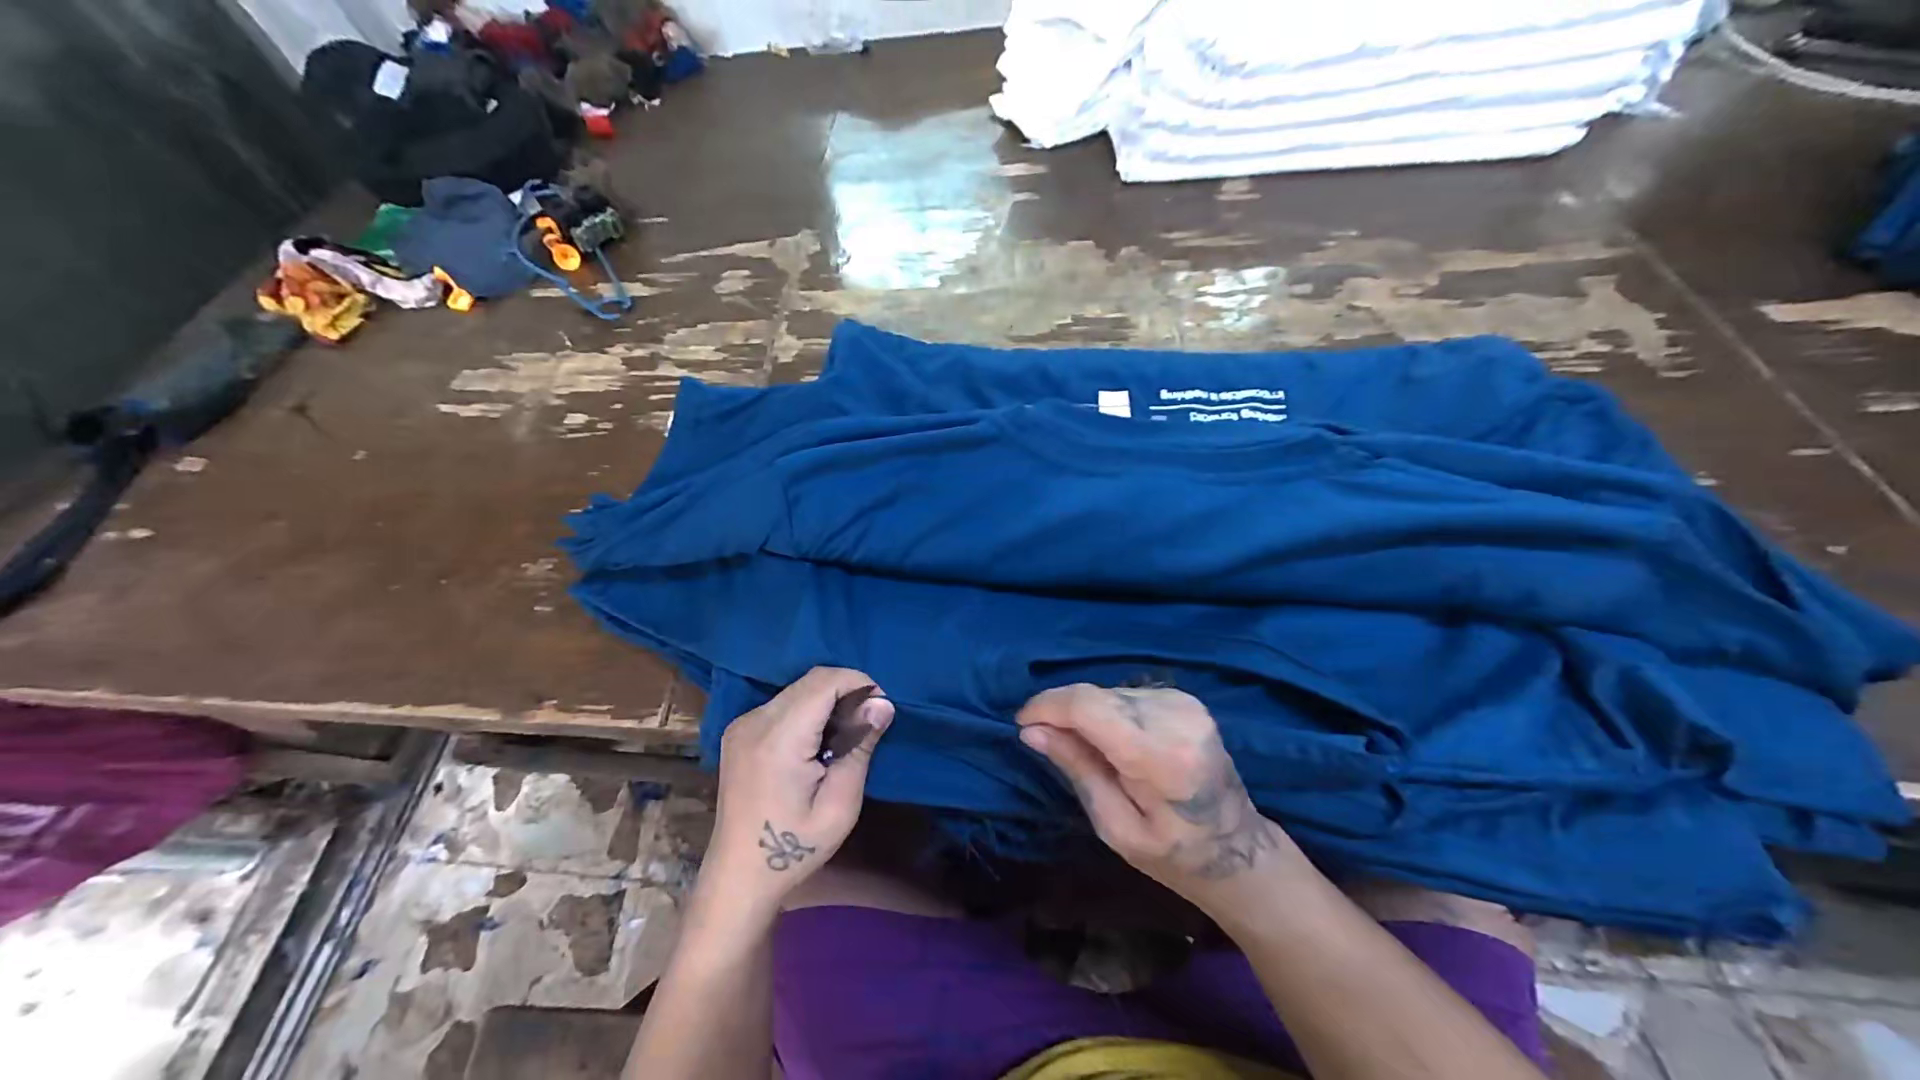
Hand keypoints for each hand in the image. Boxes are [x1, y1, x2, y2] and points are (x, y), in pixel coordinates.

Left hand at [700, 667, 894, 922]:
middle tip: (869, 722)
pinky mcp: (738, 732)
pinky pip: (782, 704)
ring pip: (796, 689)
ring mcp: (742, 725)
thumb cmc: (796, 846)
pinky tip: (818, 741)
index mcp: (778, 738)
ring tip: (846, 734)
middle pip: (810, 681)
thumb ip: (859, 746)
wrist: (740, 874)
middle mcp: (755, 721)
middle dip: (846, 690)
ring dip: (827, 699)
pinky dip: (807, 710)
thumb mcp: (840, 803)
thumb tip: (883, 703)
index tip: (881, 707)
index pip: (824, 682)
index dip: (858, 683)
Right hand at [1017, 684, 1292, 913]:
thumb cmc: (1175, 854)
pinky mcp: (1186, 699)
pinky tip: (1110, 740)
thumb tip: (1032, 731)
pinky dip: (1106, 711)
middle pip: (1095, 695)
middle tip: (1045, 741)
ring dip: (1084, 712)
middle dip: (1062, 712)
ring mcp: (1185, 703)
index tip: (1022, 723)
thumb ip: (1077, 770)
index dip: (1047, 707)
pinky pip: (1126, 694)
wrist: (1239, 849)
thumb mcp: (1115, 826)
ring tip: (1081, 747)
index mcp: (1161, 756)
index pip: (1089, 707)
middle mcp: (1175, 717)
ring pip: (1108, 691)